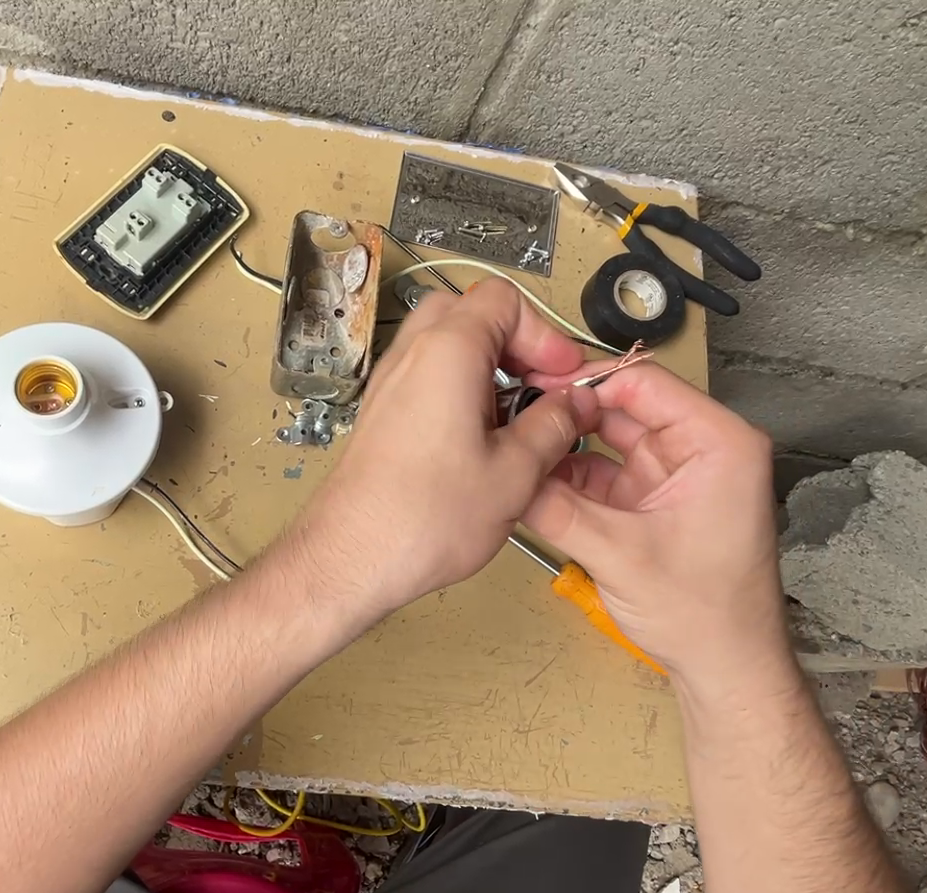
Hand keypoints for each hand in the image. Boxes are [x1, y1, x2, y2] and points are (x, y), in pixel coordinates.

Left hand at [288, 280, 599, 617]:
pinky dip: (456, 395)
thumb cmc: (428, 517)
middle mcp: (409, 356)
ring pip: (443, 350)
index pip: (502, 300)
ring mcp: (387, 386)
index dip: (544, 334)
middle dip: (512, 346)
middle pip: (468, 315)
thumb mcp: (514, 473)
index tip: (563, 378)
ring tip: (512, 425)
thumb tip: (576, 402)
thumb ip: (554, 425)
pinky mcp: (378, 417)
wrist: (350, 558)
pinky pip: (423, 383)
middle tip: (538, 391)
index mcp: (446, 350)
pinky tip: (476, 446)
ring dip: (485, 373)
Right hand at [520, 361, 785, 685]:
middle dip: (567, 413)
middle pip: (620, 409)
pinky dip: (566, 479)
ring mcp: (668, 476)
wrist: (722, 665)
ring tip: (516, 448)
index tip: (532, 387)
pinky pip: (599, 474)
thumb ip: (558, 511)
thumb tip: (506, 476)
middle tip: (513, 415)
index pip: (643, 385)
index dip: (585, 382)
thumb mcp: (621, 555)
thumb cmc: (704, 611)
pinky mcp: (647, 501)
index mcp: (715, 443)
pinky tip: (531, 480)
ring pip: (605, 441)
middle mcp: (695, 450)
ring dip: (562, 447)